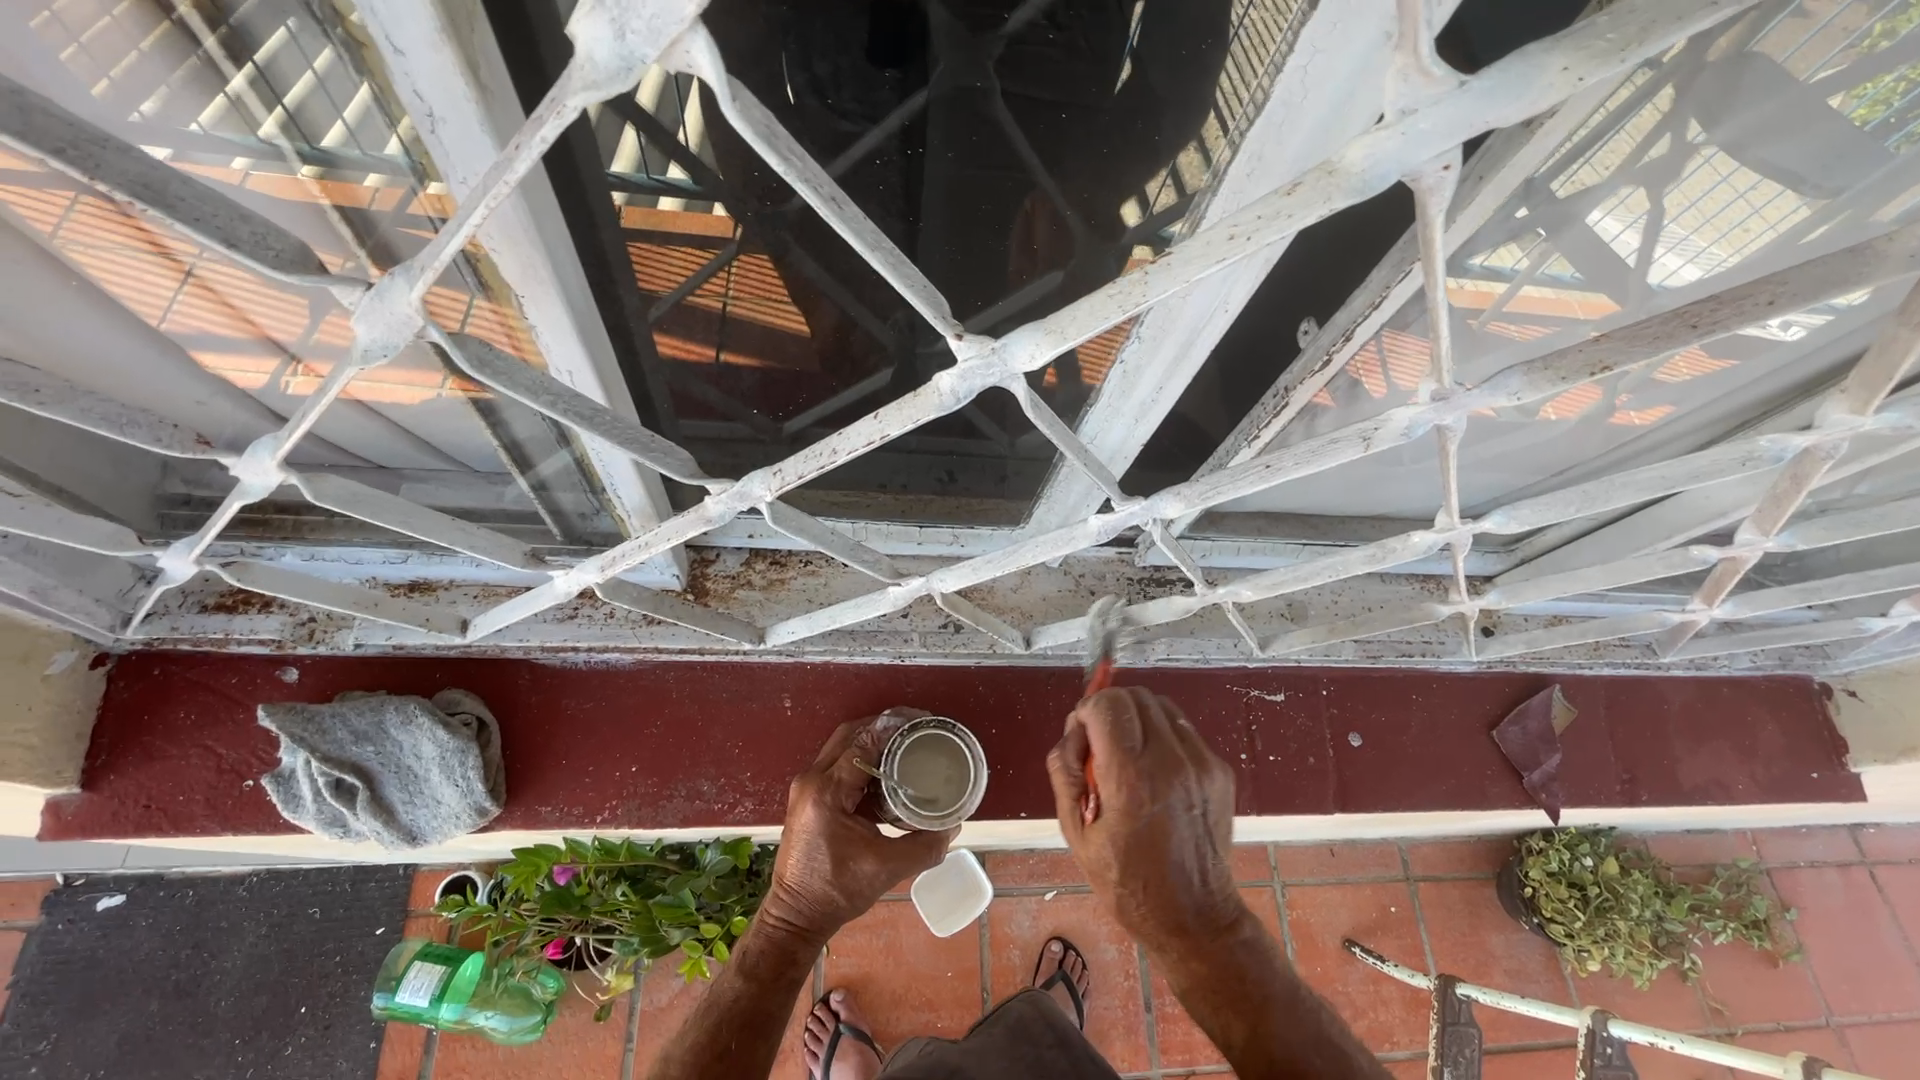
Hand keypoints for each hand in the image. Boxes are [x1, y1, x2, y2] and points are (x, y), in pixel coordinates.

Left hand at [759, 712, 955, 945]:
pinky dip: (865, 760)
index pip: (863, 742)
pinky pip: (840, 765)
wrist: (796, 917)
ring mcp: (808, 788)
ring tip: (908, 743)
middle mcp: (812, 780)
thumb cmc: (836, 892)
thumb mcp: (887, 868)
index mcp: (827, 791)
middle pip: (850, 735)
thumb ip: (925, 845)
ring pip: (843, 747)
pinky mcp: (810, 799)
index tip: (922, 721)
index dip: (894, 726)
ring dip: (874, 741)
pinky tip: (890, 770)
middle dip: (884, 725)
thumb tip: (953, 825)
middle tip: (917, 726)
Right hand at [1046, 688, 1245, 952]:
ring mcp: (1201, 764)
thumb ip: (1066, 773)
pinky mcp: (1219, 771)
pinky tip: (1155, 775)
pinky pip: (1183, 731)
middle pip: (1134, 696)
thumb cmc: (1126, 882)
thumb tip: (1073, 735)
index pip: (1108, 704)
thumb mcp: (1076, 834)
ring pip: (1161, 706)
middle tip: (1100, 748)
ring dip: (1136, 720)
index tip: (1081, 738)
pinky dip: (1162, 738)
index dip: (1086, 712)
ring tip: (1128, 760)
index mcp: (1131, 779)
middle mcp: (1171, 761)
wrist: (1194, 917)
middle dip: (1109, 711)